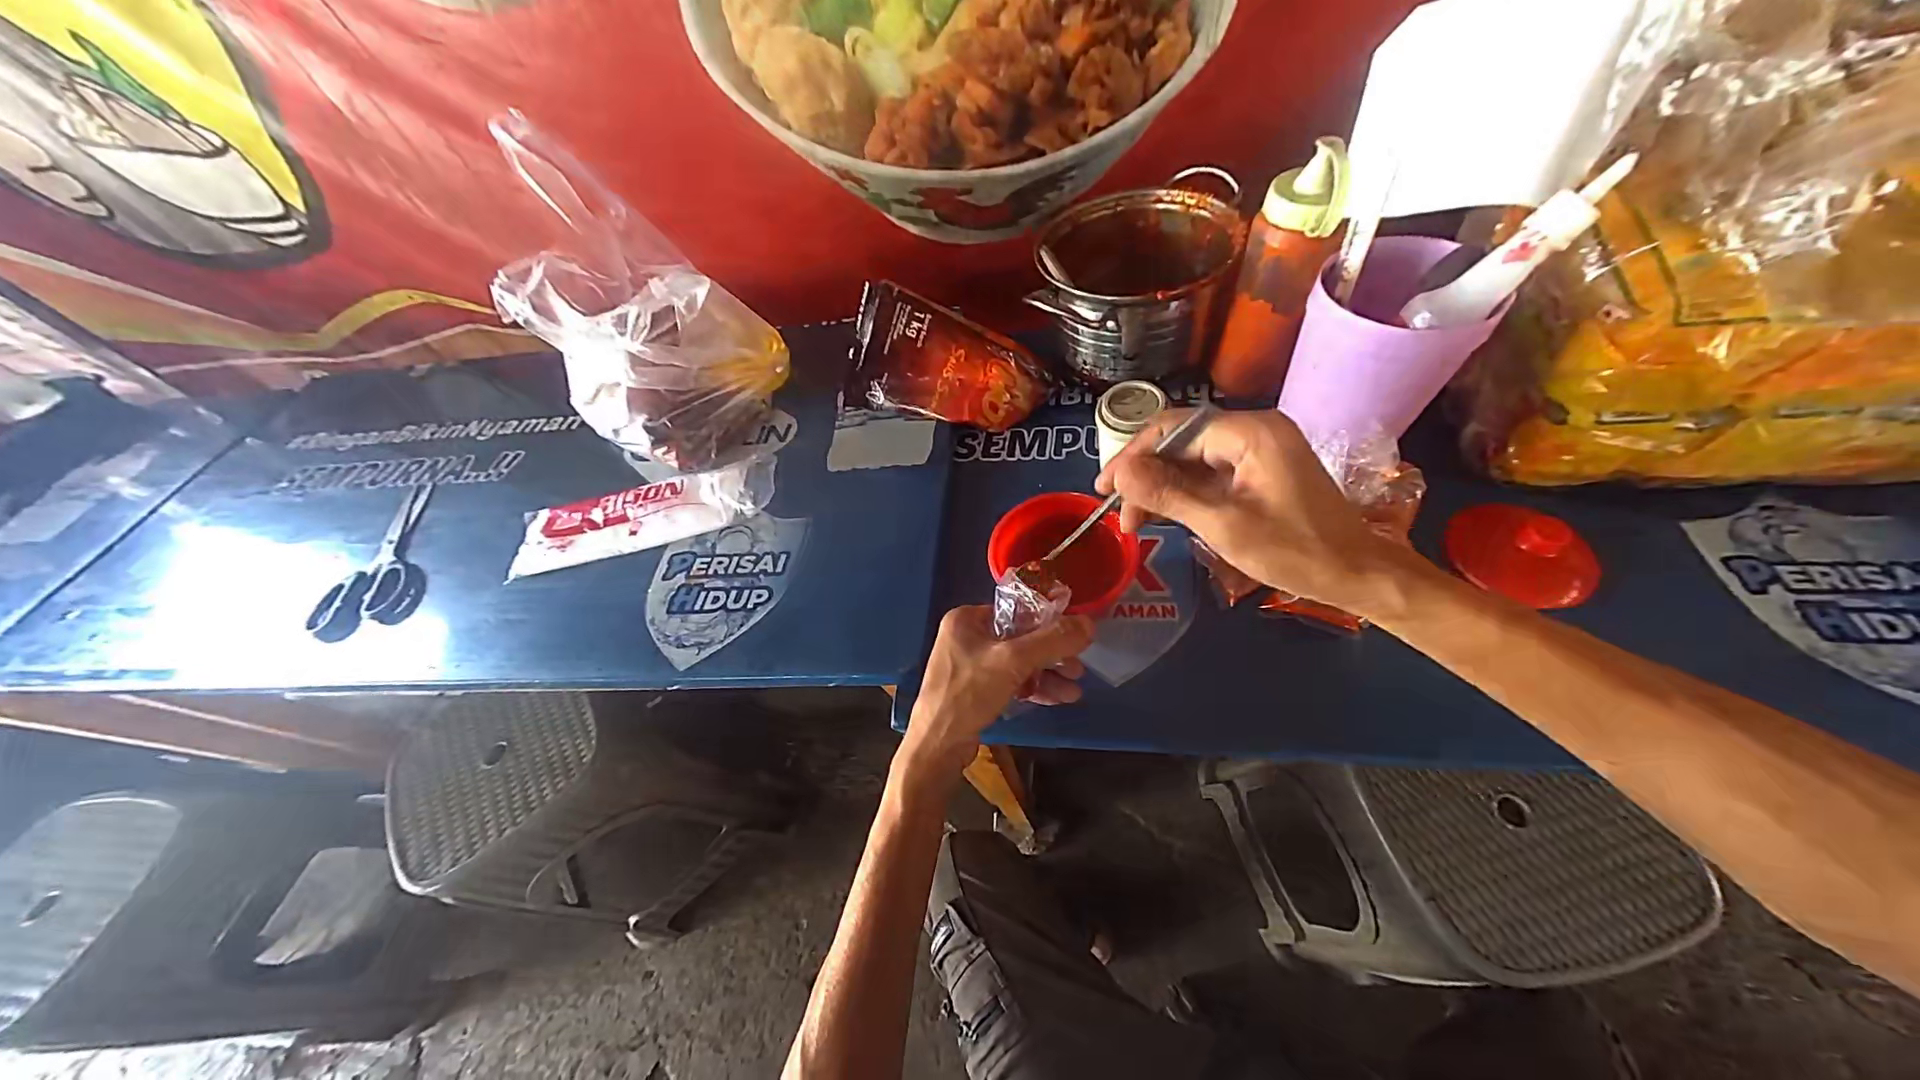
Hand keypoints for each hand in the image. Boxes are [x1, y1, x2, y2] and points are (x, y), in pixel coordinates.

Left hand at [901, 606, 1093, 779]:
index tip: (1075, 636)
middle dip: (1052, 655)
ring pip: (1018, 662)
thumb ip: (1052, 640)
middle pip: (1021, 638)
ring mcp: (969, 665)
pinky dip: (1033, 687)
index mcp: (967, 619)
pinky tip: (1058, 698)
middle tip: (1077, 668)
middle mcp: (967, 637)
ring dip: (1047, 674)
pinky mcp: (975, 690)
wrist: (936, 745)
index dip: (1048, 623)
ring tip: (1074, 688)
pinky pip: (1010, 681)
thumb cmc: (968, 693)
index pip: (1016, 611)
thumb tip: (1088, 623)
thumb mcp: (1014, 661)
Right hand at [1095, 409, 1411, 617]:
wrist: (1357, 574)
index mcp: (1251, 433)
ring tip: (1135, 521)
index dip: (1133, 455)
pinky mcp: (1260, 470)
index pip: (1174, 428)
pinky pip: (1210, 473)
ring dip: (1160, 487)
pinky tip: (1162, 515)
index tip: (1104, 487)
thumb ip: (1168, 494)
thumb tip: (1120, 473)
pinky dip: (1184, 494)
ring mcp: (1259, 450)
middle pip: (1181, 441)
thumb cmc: (1294, 551)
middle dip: (1144, 475)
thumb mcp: (1222, 525)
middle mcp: (1254, 430)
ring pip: (1191, 459)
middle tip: (1117, 510)